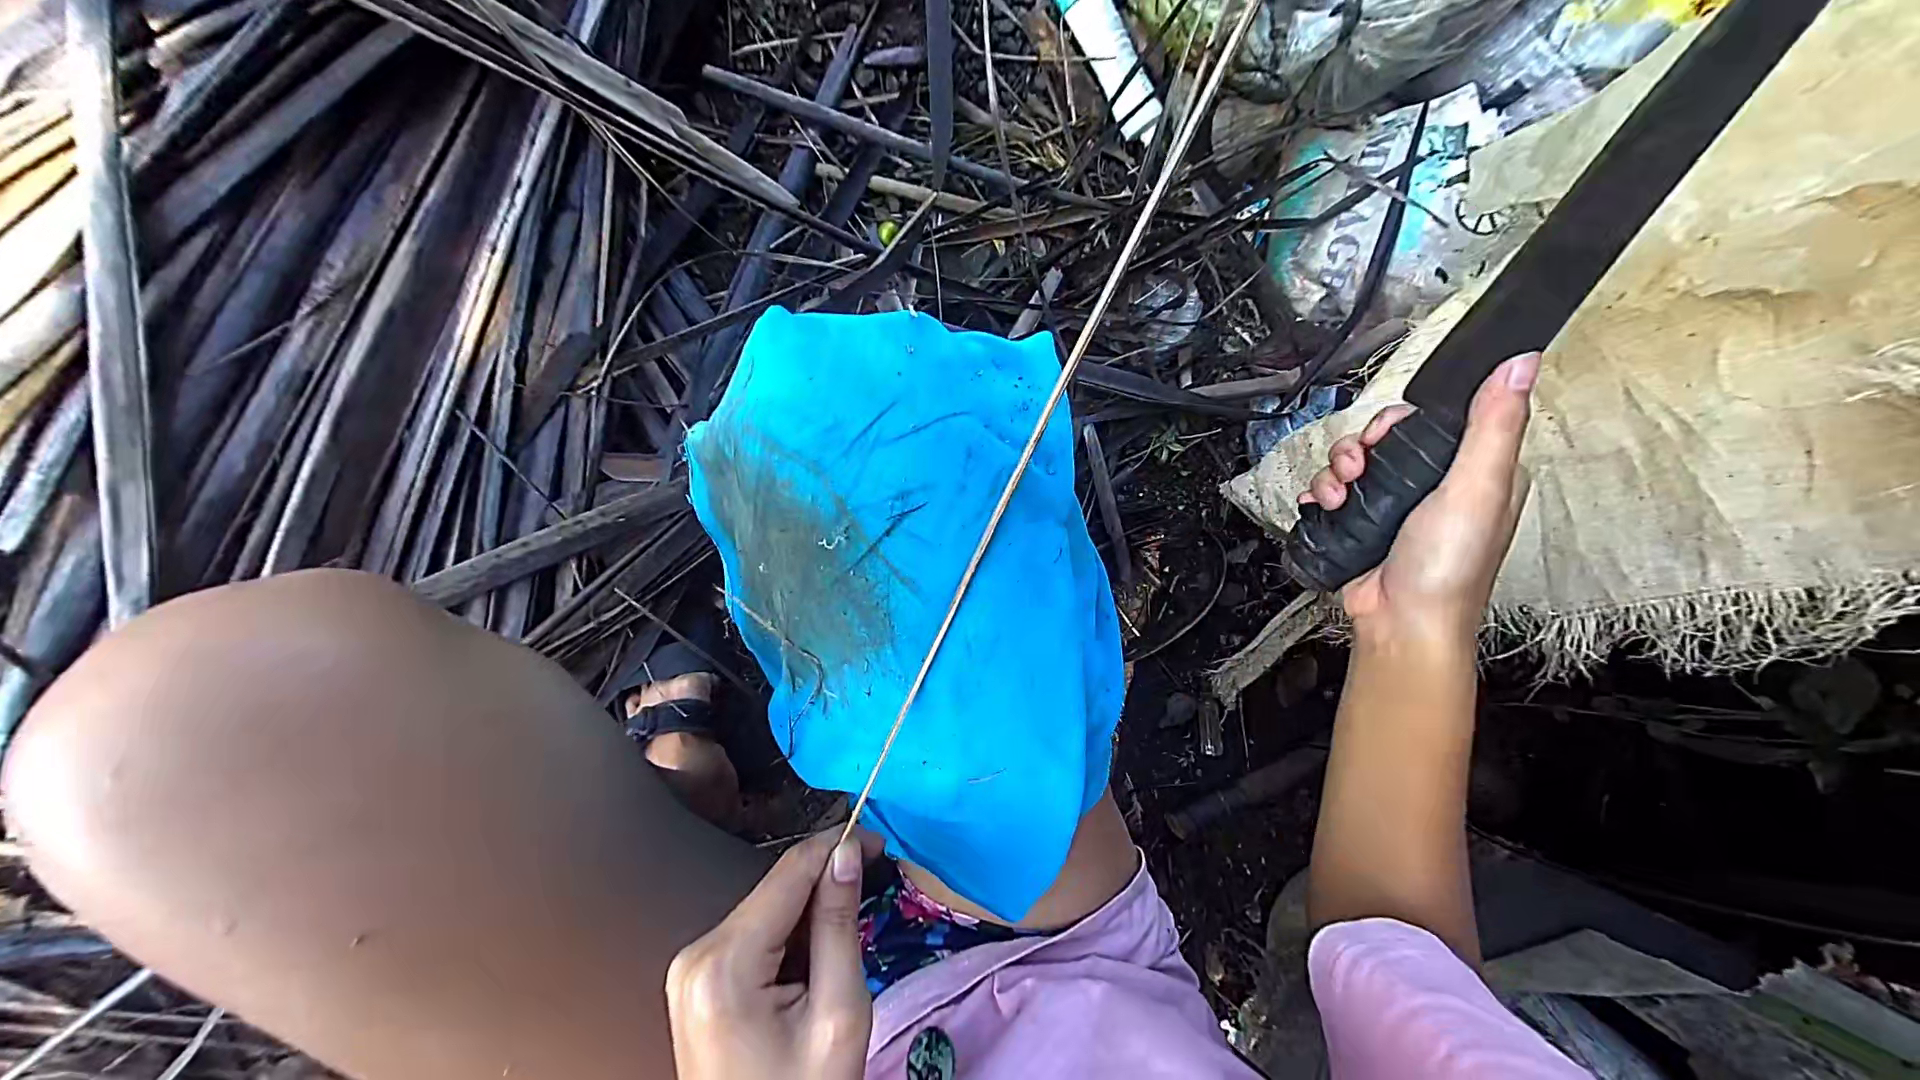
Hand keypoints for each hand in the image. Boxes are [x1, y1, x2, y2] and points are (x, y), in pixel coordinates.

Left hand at [667, 828, 881, 1079]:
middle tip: (870, 887)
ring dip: (810, 909)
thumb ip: (839, 923)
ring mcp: (691, 966)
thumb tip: (847, 852)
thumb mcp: (838, 1011)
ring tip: (843, 938)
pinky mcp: (698, 978)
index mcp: (725, 962)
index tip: (877, 840)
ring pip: (769, 906)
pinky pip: (755, 931)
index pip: (790, 871)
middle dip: (825, 882)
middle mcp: (697, 952)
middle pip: (777, 888)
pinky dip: (790, 933)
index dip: (837, 843)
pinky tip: (812, 959)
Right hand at [1301, 352, 1537, 644]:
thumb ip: (1494, 426)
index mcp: (1474, 471)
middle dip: (1357, 449)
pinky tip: (1322, 506)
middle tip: (1355, 469)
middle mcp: (1432, 486)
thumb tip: (1521, 364)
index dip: (1398, 421)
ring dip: (1333, 474)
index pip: (1430, 422)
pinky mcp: (1361, 525)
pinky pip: (1330, 494)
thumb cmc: (1447, 569)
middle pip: (1381, 442)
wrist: (1401, 621)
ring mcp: (1393, 507)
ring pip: (1351, 465)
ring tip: (1337, 496)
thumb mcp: (1477, 489)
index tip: (1384, 434)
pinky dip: (1318, 495)